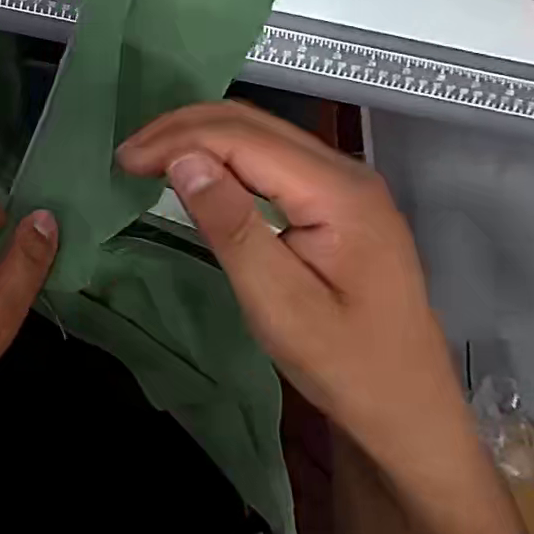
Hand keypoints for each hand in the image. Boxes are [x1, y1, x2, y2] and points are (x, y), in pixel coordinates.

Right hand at [117, 102, 465, 461]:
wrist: (408, 411)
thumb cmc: (346, 366)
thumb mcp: (279, 305)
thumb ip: (232, 227)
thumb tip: (182, 160)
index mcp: (338, 191)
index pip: (242, 137)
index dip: (176, 139)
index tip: (125, 162)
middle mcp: (344, 170)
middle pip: (250, 122)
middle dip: (181, 128)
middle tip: (128, 156)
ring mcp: (342, 180)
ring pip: (257, 131)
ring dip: (197, 136)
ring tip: (148, 159)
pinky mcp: (333, 196)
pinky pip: (266, 154)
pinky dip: (220, 153)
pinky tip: (194, 170)